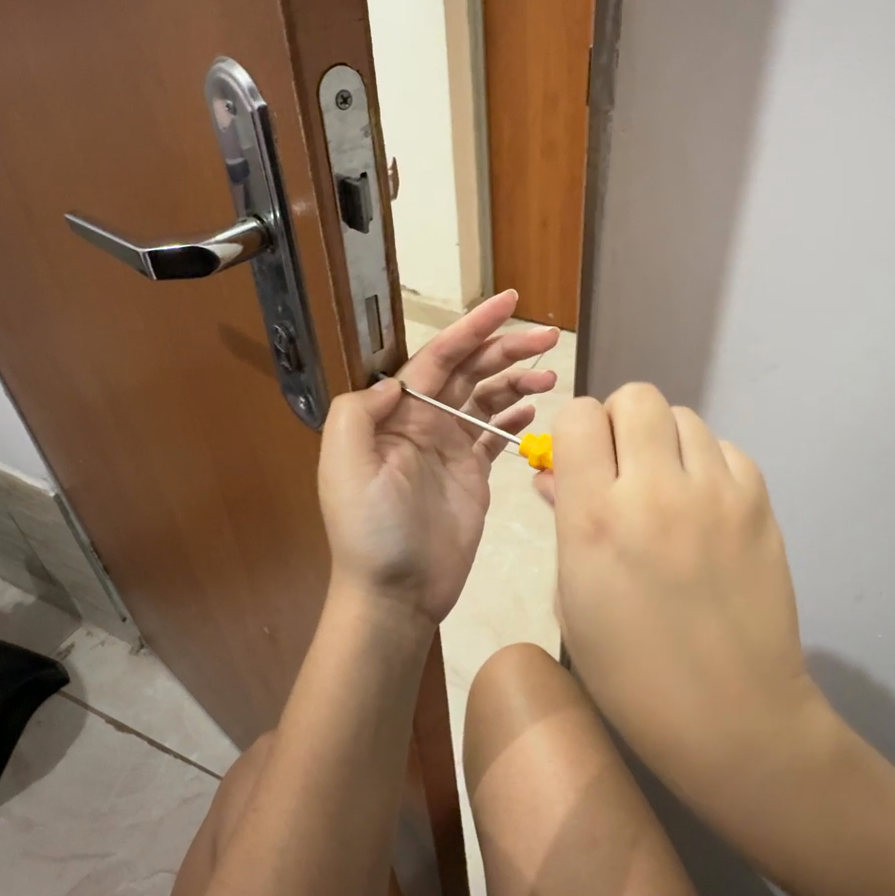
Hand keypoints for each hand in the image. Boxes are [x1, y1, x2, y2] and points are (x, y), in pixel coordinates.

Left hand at [319, 291, 559, 622]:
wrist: (395, 593)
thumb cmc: (370, 530)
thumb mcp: (344, 464)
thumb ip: (361, 411)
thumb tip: (397, 381)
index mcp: (397, 413)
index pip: (440, 356)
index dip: (474, 327)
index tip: (509, 302)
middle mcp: (425, 422)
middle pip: (471, 370)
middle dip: (507, 348)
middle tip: (547, 336)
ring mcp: (450, 449)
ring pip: (488, 398)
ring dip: (516, 379)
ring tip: (550, 374)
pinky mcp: (472, 476)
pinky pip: (495, 435)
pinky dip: (514, 416)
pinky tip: (532, 406)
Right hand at [552, 384, 828, 790]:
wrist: (732, 715)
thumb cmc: (631, 673)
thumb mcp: (574, 598)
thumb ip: (566, 521)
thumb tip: (556, 475)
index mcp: (595, 517)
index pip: (579, 415)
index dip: (575, 432)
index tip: (580, 461)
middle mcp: (655, 488)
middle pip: (637, 397)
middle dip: (621, 422)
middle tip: (623, 467)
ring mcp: (716, 492)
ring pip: (685, 417)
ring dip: (666, 442)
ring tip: (668, 490)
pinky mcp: (760, 503)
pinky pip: (726, 451)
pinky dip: (709, 466)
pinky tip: (706, 509)